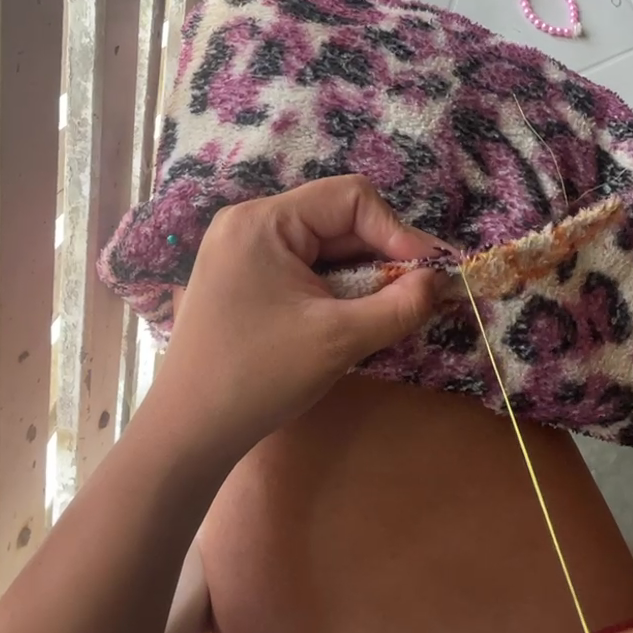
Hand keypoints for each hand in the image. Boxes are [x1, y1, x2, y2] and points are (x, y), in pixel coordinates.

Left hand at [144, 175, 448, 458]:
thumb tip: (443, 281)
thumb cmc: (259, 378)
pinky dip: (339, 288)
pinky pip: (307, 268)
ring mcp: (245, 252)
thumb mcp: (340, 340)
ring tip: (393, 307)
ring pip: (326, 247)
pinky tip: (357, 315)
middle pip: (338, 221)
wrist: (188, 434)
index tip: (429, 273)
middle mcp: (251, 223)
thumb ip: (400, 305)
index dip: (397, 232)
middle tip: (421, 292)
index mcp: (264, 222)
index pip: (350, 199)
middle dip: (384, 256)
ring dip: (364, 275)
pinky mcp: (246, 279)